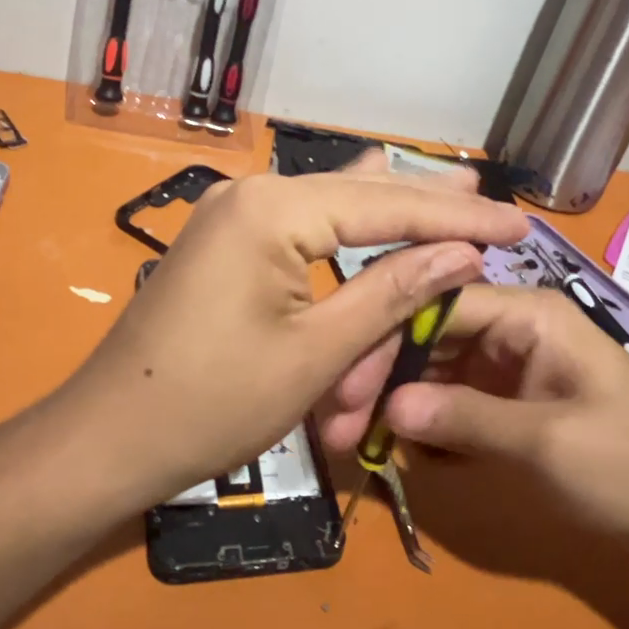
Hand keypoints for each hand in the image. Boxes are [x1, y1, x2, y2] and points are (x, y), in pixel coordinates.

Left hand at [60, 155, 530, 511]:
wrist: (108, 438)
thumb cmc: (214, 404)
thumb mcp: (317, 352)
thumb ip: (393, 292)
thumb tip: (462, 252)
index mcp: (272, 209)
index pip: (387, 205)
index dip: (459, 216)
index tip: (520, 223)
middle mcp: (249, 194)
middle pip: (359, 191)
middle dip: (427, 203)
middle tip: (492, 198)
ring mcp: (229, 215)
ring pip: (328, 206)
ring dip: (388, 213)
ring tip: (451, 195)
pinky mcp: (222, 243)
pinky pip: (298, 227)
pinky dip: (345, 235)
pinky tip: (375, 217)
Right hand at [321, 285, 628, 544]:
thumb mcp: (550, 443)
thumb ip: (468, 419)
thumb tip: (387, 406)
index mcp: (528, 314)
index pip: (438, 303)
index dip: (386, 337)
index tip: (342, 380)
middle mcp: (512, 328)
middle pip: (427, 336)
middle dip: (381, 374)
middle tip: (333, 420)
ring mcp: (508, 366)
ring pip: (432, 371)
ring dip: (392, 401)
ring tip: (346, 437)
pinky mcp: (507, 402)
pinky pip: (450, 401)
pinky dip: (421, 421)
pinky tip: (387, 445)